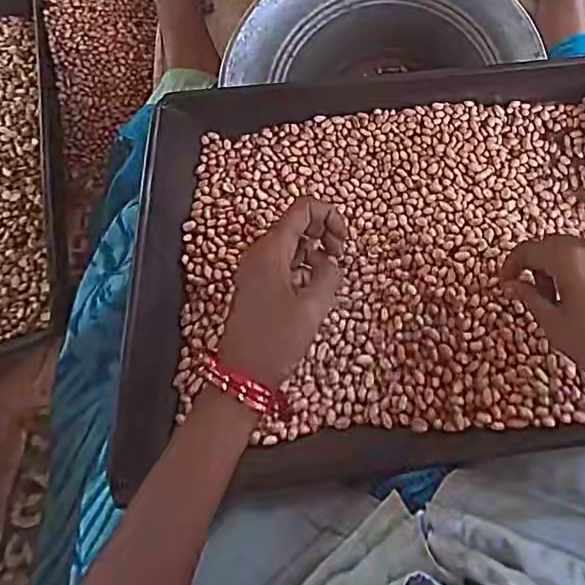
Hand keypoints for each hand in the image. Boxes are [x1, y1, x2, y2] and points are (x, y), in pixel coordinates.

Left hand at [218, 198, 346, 387]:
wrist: (242, 376)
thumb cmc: (275, 341)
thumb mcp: (313, 306)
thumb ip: (330, 274)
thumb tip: (333, 263)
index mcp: (271, 249)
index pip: (303, 208)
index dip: (330, 216)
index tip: (342, 242)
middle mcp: (261, 253)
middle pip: (298, 222)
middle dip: (325, 232)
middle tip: (339, 257)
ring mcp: (258, 269)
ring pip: (293, 243)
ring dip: (316, 251)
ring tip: (329, 276)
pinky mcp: (259, 285)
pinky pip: (286, 262)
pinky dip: (305, 267)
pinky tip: (314, 289)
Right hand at [499, 236, 584, 435]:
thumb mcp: (557, 328)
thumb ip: (530, 298)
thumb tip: (514, 285)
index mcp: (572, 261)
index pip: (531, 248)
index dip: (514, 262)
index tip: (508, 277)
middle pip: (559, 245)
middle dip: (543, 263)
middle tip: (536, 290)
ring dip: (572, 268)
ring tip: (571, 302)